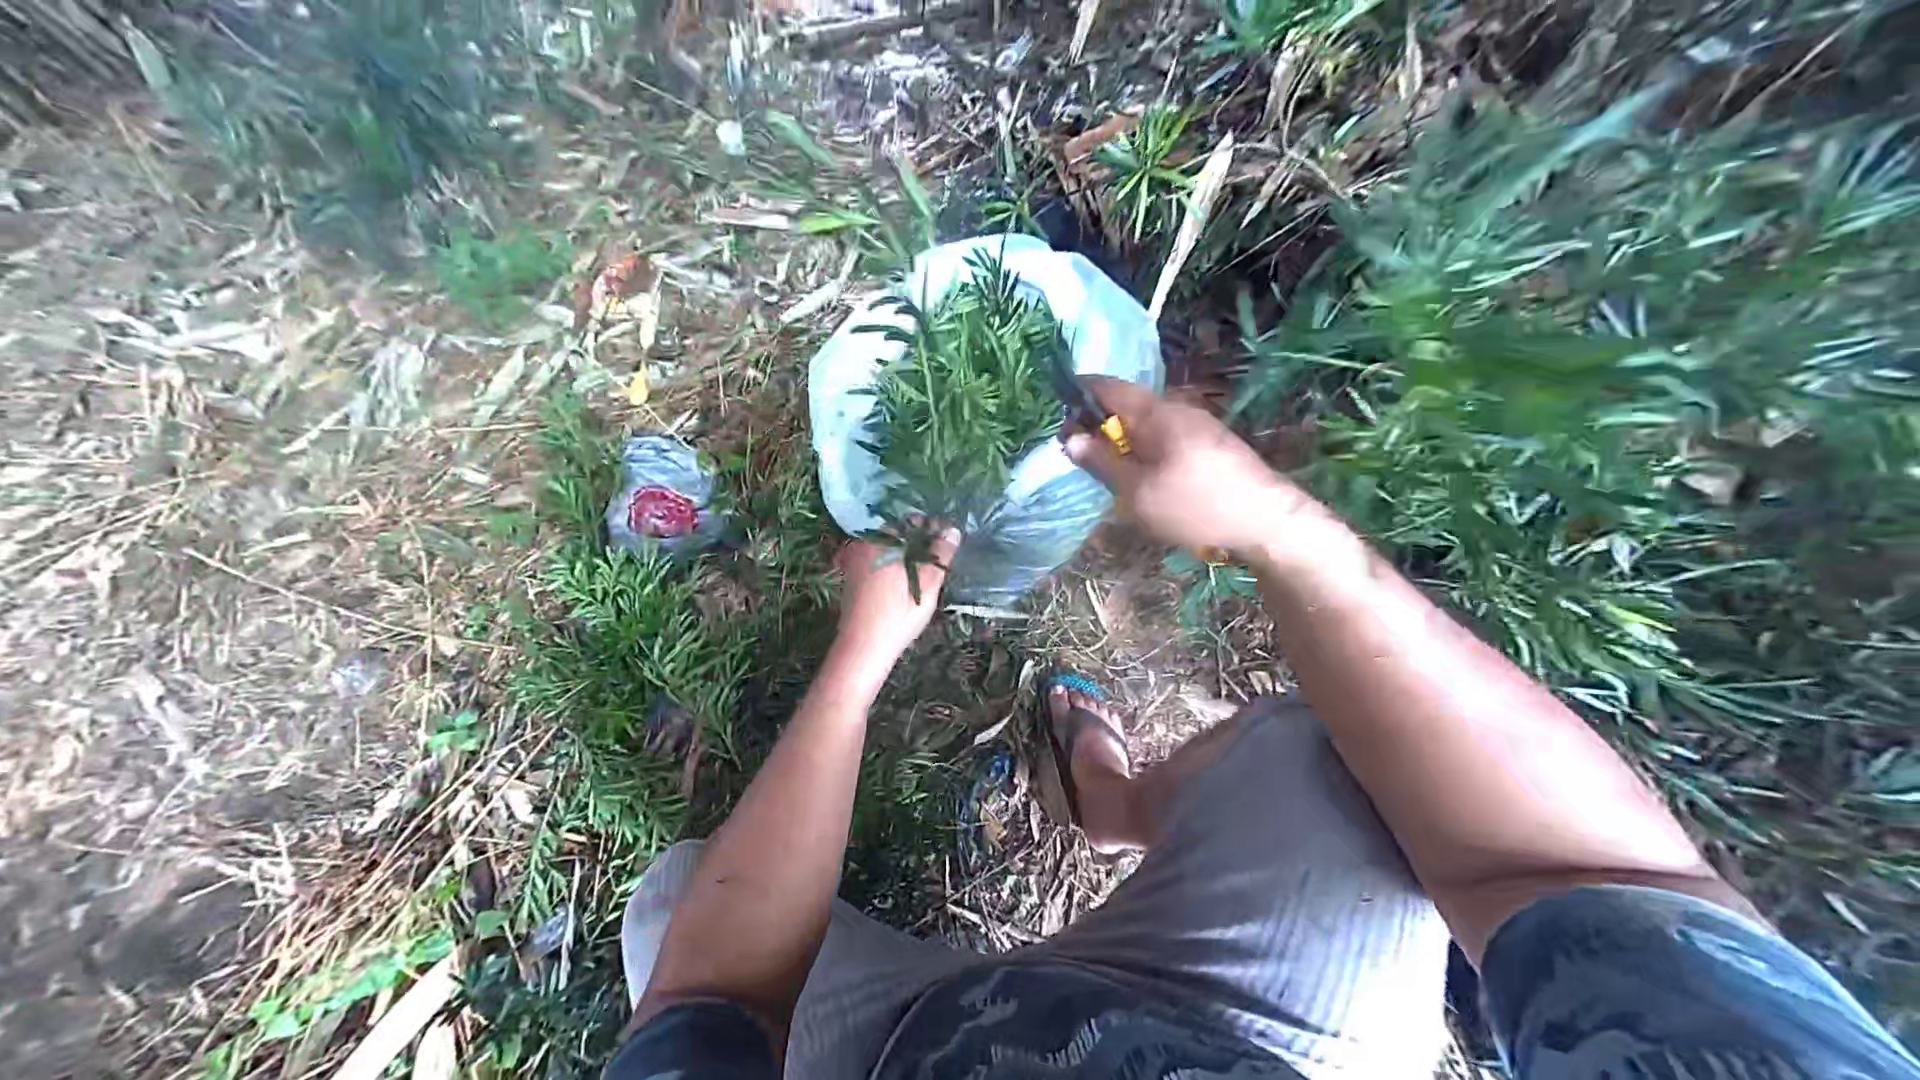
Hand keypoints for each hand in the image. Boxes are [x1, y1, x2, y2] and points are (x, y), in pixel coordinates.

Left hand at [832, 530, 959, 667]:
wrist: (862, 648)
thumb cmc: (897, 615)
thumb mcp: (927, 584)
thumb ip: (940, 555)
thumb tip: (952, 530)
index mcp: (880, 541)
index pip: (909, 521)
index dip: (930, 527)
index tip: (944, 541)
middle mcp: (862, 545)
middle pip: (894, 532)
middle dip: (916, 539)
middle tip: (936, 555)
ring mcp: (852, 560)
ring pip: (884, 547)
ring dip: (903, 552)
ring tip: (922, 568)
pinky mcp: (849, 577)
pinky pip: (873, 559)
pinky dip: (889, 562)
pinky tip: (901, 577)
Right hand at [1064, 376, 1322, 558]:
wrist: (1267, 523)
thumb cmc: (1194, 505)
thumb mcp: (1136, 491)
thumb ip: (1102, 462)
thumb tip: (1072, 438)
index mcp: (1155, 412)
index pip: (1107, 386)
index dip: (1079, 394)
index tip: (1059, 415)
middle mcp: (1177, 408)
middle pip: (1127, 406)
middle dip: (1100, 424)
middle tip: (1081, 455)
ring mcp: (1199, 425)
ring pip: (1148, 425)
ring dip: (1124, 441)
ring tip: (1111, 472)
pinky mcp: (1212, 445)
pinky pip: (1166, 438)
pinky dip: (1146, 451)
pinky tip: (1145, 479)